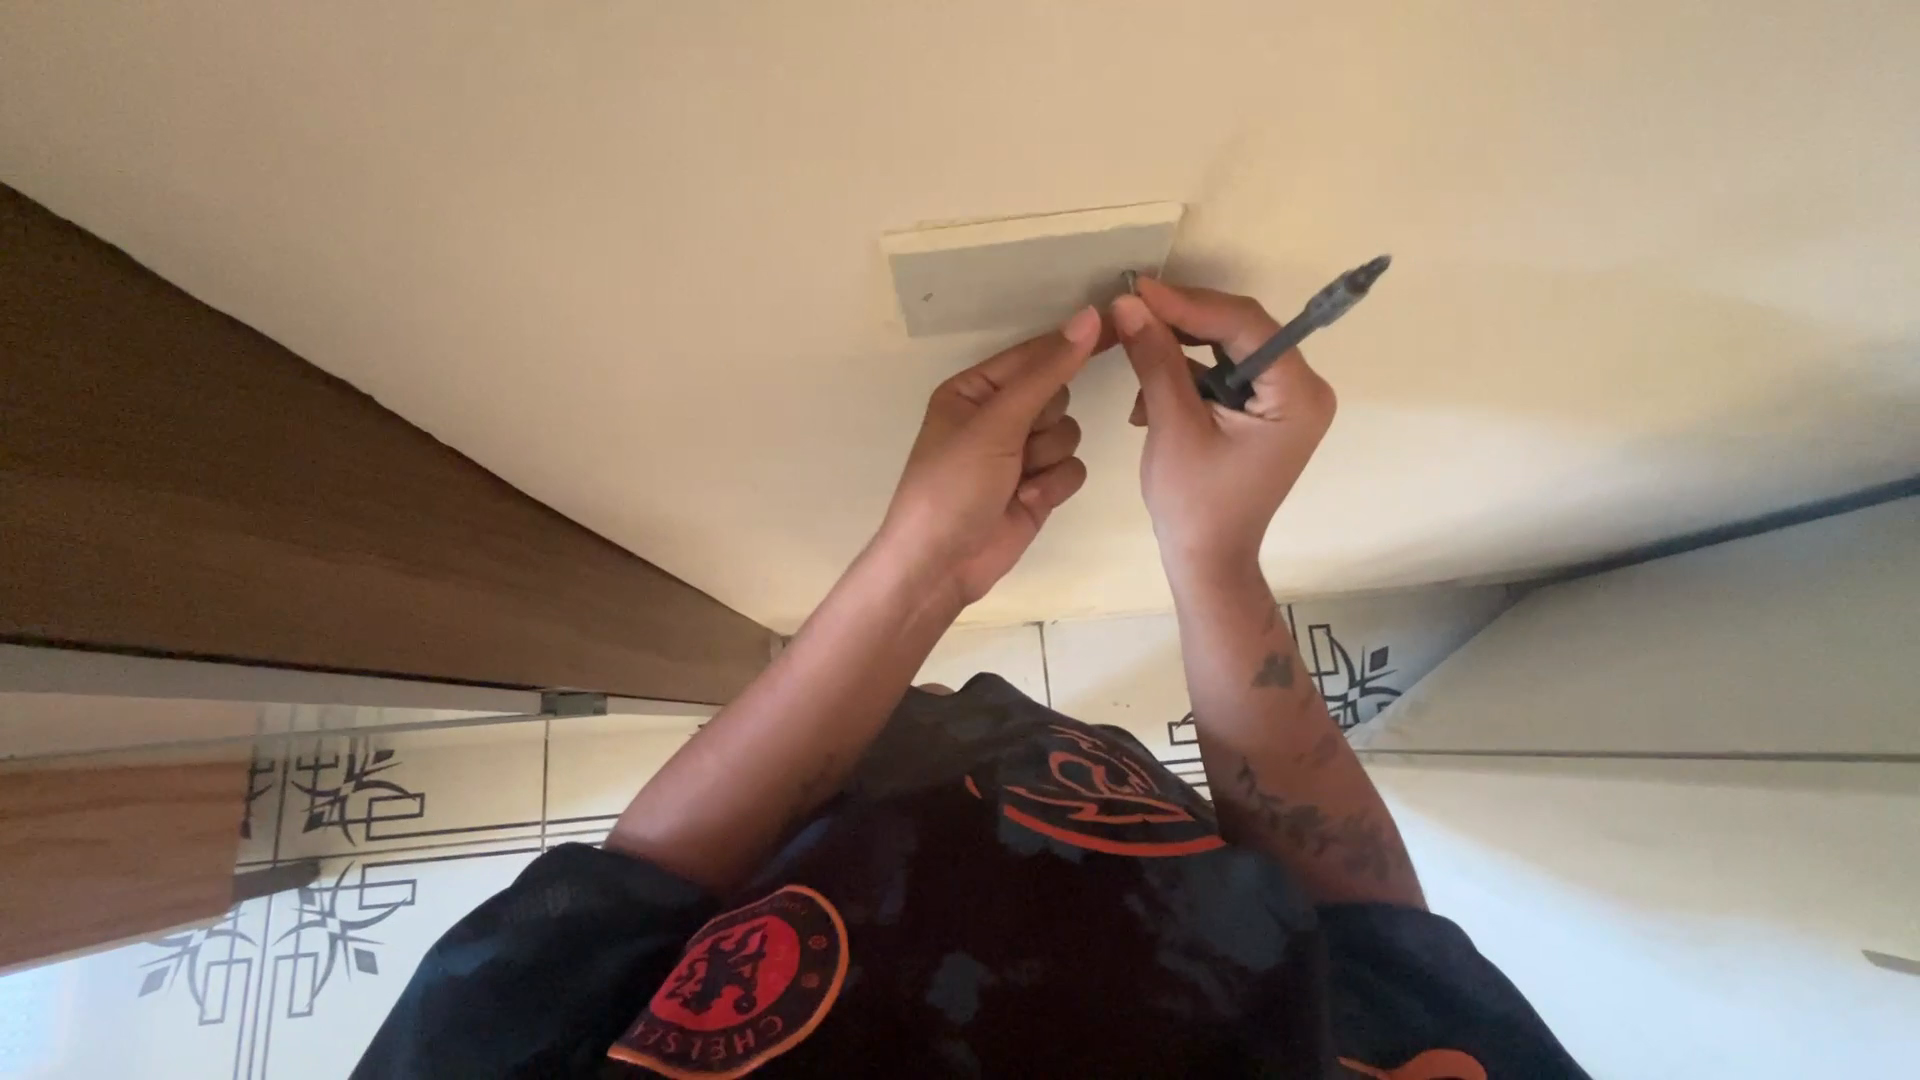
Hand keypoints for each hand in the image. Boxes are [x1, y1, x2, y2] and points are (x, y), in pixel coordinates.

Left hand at [876, 306, 1104, 605]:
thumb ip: (1046, 374)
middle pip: (1058, 396)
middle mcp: (998, 417)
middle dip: (1045, 422)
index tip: (1118, 325)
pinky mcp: (1038, 488)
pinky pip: (1072, 468)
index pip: (1034, 355)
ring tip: (1014, 481)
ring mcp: (1020, 454)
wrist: (941, 566)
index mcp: (974, 391)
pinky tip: (1025, 502)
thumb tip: (1088, 319)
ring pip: (1069, 433)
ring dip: (1047, 458)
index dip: (1072, 343)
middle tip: (1016, 446)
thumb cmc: (952, 487)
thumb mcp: (995, 424)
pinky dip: (1053, 486)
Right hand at [1113, 277, 1336, 575]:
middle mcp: (1302, 389)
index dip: (1189, 303)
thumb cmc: (1195, 504)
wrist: (1205, 560)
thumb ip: (1155, 360)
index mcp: (1299, 394)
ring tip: (1134, 364)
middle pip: (1238, 331)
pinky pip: (1221, 376)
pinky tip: (1149, 402)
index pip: (1245, 325)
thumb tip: (1128, 304)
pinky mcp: (1260, 413)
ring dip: (1176, 356)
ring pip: (1225, 351)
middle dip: (1181, 324)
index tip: (1138, 290)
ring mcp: (1283, 401)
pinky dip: (1184, 381)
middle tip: (1130, 310)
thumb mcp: (1172, 426)